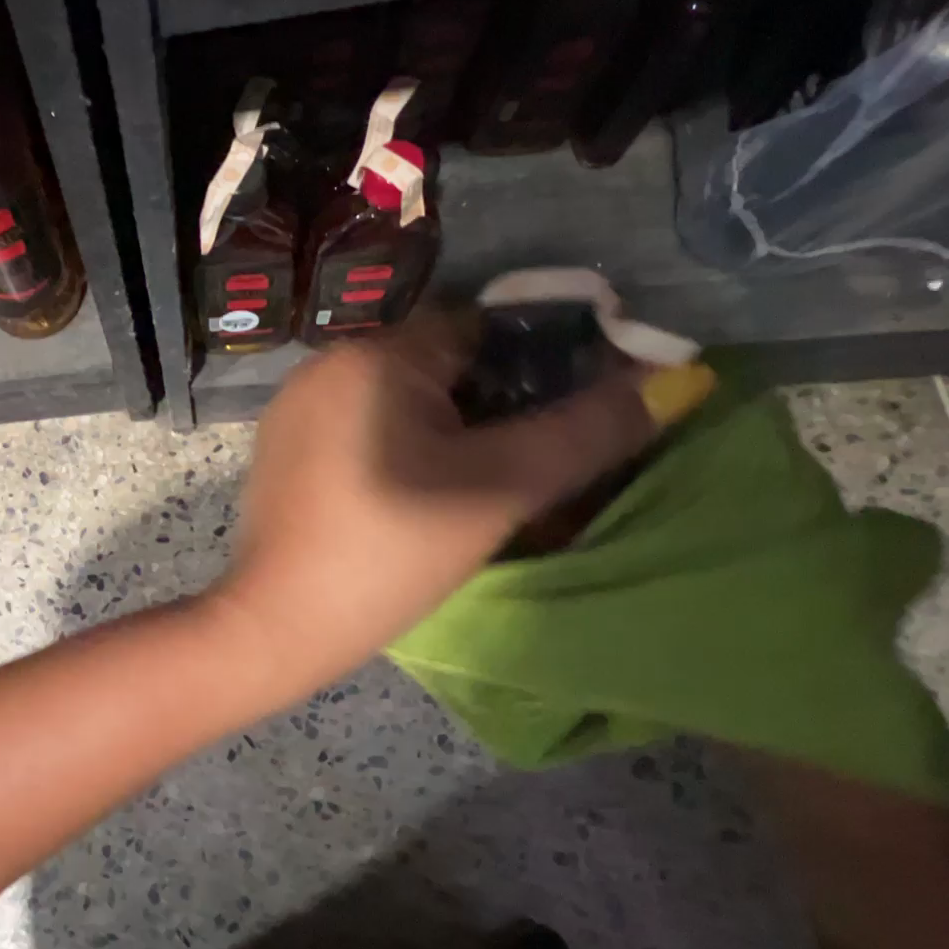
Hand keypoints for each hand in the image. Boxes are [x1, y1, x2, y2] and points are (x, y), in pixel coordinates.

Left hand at [208, 305, 657, 681]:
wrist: (276, 622)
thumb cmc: (389, 551)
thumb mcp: (498, 490)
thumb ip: (586, 431)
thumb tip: (671, 381)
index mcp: (374, 354)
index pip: (483, 327)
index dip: (545, 358)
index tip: (582, 406)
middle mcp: (327, 363)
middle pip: (440, 362)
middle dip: (498, 398)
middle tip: (537, 454)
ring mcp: (296, 407)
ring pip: (399, 398)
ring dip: (450, 426)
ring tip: (486, 480)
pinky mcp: (283, 448)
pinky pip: (361, 427)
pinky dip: (401, 445)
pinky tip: (420, 492)